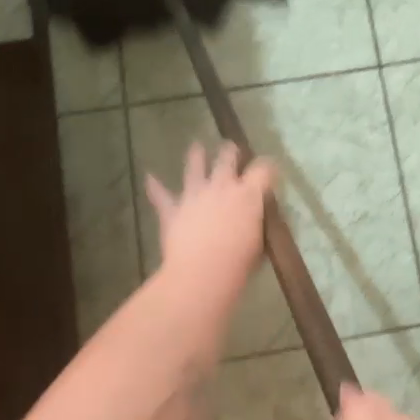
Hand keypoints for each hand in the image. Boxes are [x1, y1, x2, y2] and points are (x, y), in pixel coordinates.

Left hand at [145, 142, 274, 291]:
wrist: (203, 272)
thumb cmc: (239, 262)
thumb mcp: (259, 242)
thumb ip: (256, 224)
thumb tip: (253, 220)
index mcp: (248, 195)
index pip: (263, 170)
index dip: (267, 168)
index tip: (270, 170)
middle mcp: (221, 187)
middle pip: (226, 160)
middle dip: (230, 152)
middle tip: (230, 148)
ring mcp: (195, 196)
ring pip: (194, 168)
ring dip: (196, 156)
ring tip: (196, 146)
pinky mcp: (173, 210)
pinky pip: (161, 195)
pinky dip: (155, 186)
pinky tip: (149, 177)